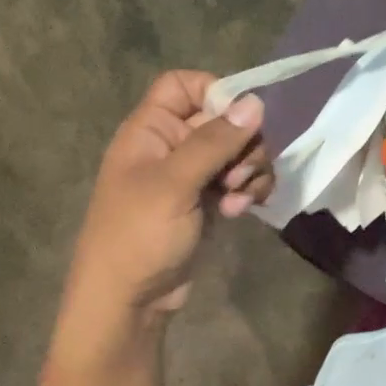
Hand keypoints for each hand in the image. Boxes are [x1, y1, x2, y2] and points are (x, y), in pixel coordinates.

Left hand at [53, 72, 272, 364]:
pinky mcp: (208, 202)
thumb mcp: (175, 184)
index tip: (240, 119)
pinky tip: (241, 212)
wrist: (130, 300)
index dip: (215, 93)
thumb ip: (215, 141)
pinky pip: (240, 181)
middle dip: (243, 144)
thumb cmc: (139, 235)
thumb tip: (255, 102)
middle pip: (223, 119)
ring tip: (239, 200)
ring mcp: (192, 176)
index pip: (185, 85)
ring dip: (249, 171)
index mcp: (151, 130)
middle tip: (238, 175)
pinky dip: (248, 192)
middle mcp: (172, 146)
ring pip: (238, 151)